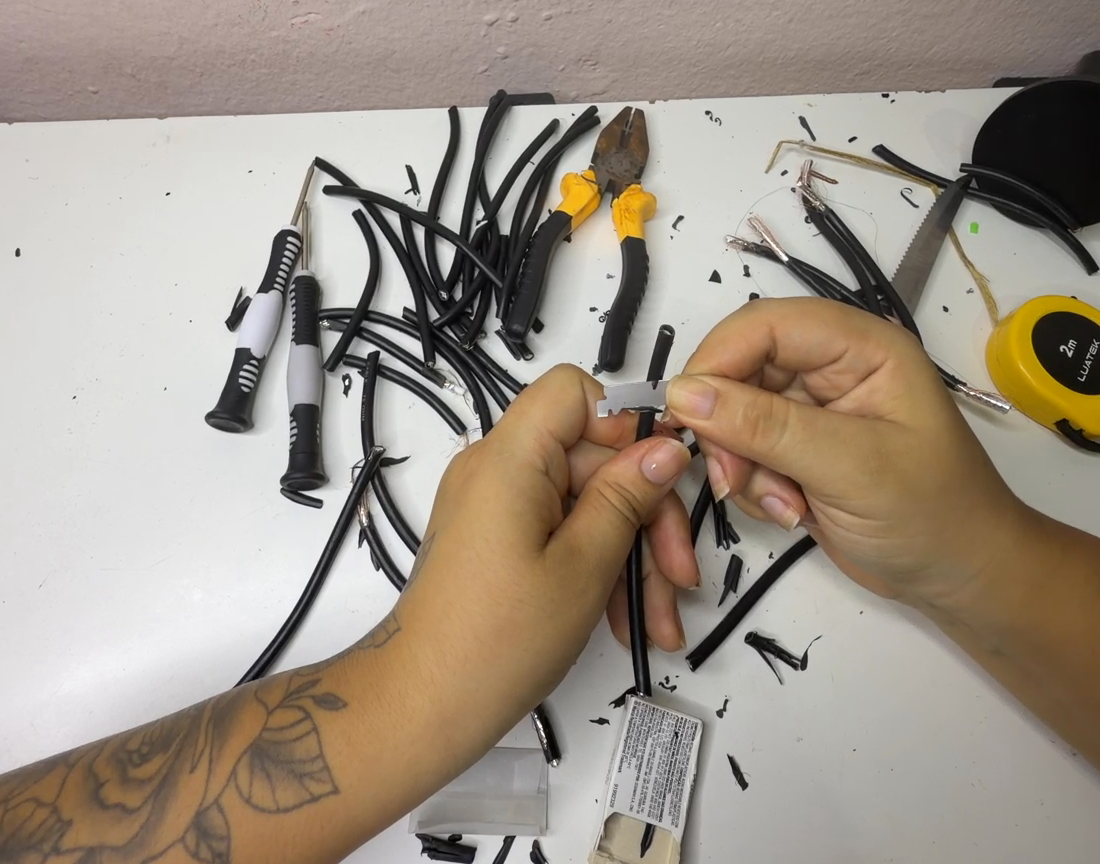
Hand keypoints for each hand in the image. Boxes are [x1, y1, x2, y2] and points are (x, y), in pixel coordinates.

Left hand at [393, 364, 696, 759]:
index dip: (623, 424)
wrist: (421, 708)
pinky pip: (560, 527)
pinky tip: (624, 619)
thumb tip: (665, 446)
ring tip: (659, 620)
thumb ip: (627, 497)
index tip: (658, 478)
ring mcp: (497, 502)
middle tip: (679, 579)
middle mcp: (498, 467)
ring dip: (630, 554)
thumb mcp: (583, 567)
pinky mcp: (498, 534)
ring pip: (585, 500)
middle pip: (592, 457)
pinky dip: (596, 564)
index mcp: (510, 457)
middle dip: (644, 515)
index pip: (573, 391)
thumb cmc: (498, 640)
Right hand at [663, 298, 1036, 612]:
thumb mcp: (851, 468)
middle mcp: (828, 366)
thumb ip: (765, 428)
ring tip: (786, 505)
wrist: (961, 579)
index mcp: (859, 346)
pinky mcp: (793, 445)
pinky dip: (751, 482)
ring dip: (742, 464)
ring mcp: (809, 407)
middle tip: (733, 480)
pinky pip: (740, 448)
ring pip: (731, 413)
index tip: (686, 413)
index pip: (765, 325)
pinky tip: (793, 510)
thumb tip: (682, 394)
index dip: (718, 359)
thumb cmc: (932, 515)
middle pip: (739, 368)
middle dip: (728, 428)